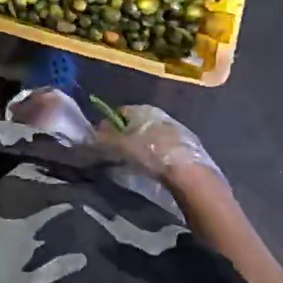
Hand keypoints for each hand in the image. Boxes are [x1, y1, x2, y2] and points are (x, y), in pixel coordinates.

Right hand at [93, 104, 222, 182]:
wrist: (189, 173)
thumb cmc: (151, 154)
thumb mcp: (121, 146)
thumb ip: (105, 137)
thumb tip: (93, 130)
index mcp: (143, 109)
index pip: (120, 112)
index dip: (110, 125)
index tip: (105, 141)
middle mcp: (159, 114)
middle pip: (136, 123)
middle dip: (127, 136)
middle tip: (121, 153)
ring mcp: (175, 128)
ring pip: (151, 134)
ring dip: (143, 145)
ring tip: (139, 163)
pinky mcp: (187, 144)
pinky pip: (164, 145)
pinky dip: (158, 153)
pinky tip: (157, 167)